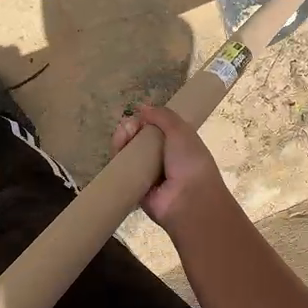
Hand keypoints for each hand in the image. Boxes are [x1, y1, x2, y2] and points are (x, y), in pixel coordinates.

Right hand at [110, 104, 236, 234]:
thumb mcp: (181, 131)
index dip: (145, 120)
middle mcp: (162, 158)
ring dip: (122, 140)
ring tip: (123, 135)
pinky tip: (117, 149)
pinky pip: (121, 168)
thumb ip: (162, 116)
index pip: (155, 128)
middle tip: (129, 127)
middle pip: (139, 138)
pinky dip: (117, 157)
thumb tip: (141, 107)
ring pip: (128, 151)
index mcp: (177, 145)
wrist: (188, 200)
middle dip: (131, 128)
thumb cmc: (190, 162)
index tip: (139, 115)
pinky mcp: (134, 185)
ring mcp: (147, 172)